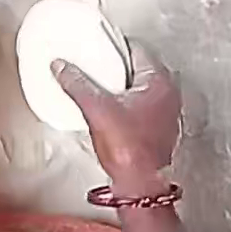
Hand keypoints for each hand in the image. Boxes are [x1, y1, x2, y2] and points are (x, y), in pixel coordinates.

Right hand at [54, 43, 182, 194]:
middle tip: (99, 65)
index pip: (138, 50)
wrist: (140, 186)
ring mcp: (168, 113)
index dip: (117, 46)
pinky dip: (129, 102)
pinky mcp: (162, 129)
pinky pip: (144, 105)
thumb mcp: (96, 108)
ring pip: (143, 88)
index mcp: (159, 82)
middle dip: (119, 66)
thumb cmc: (128, 150)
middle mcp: (169, 95)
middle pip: (141, 68)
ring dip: (124, 85)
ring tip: (102, 86)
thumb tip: (61, 66)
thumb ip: (77, 84)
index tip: (101, 45)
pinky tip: (112, 109)